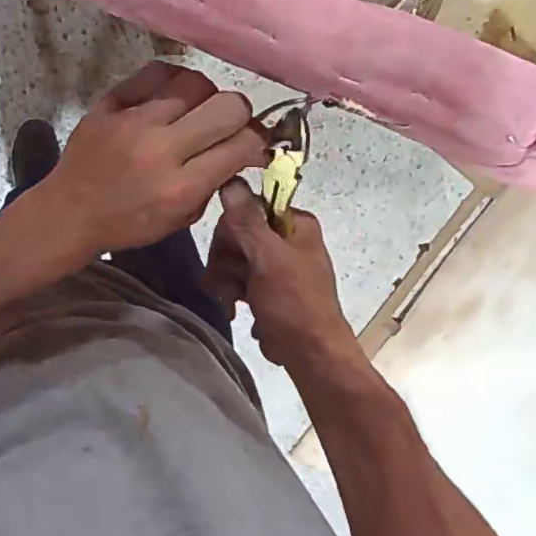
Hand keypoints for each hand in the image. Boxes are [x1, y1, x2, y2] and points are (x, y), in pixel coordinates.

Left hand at [35, 62, 266, 256]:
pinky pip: (157, 72)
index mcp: (180, 187)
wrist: (68, 212)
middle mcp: (161, 149)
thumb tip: (242, 149)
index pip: (242, 144)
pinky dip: (174, 81)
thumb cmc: (128, 223)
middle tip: (230, 126)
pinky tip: (172, 96)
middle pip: (228, 106)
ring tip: (197, 111)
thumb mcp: (180, 219)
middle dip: (240, 115)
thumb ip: (214, 184)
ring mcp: (133, 120)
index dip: (258, 142)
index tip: (254, 145)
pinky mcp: (111, 102)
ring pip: (195, 83)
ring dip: (206, 97)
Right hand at [204, 178, 356, 369]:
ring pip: (236, 259)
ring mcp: (279, 265)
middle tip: (224, 284)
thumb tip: (231, 180)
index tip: (224, 254)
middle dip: (226, 261)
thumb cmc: (293, 303)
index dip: (230, 231)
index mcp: (296, 224)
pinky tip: (236, 310)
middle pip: (239, 235)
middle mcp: (289, 239)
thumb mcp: (268, 258)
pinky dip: (235, 294)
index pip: (249, 208)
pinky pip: (242, 280)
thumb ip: (247, 221)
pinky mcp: (271, 288)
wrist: (311, 355)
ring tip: (232, 303)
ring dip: (227, 281)